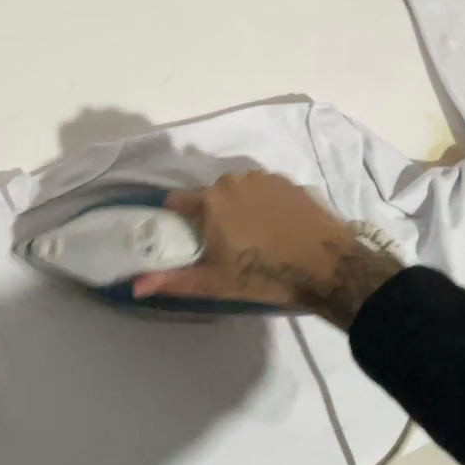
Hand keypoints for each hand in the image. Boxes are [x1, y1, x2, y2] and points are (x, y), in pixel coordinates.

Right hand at [131, 170, 400, 328]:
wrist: (330, 267)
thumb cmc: (267, 276)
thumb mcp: (216, 283)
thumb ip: (173, 281)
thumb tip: (134, 286)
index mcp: (209, 201)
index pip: (176, 201)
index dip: (177, 220)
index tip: (186, 238)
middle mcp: (232, 180)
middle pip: (209, 196)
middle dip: (211, 216)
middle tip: (225, 246)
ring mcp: (263, 178)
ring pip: (237, 191)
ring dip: (238, 208)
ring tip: (254, 238)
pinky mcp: (289, 182)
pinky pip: (264, 190)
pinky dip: (264, 204)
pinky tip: (276, 228)